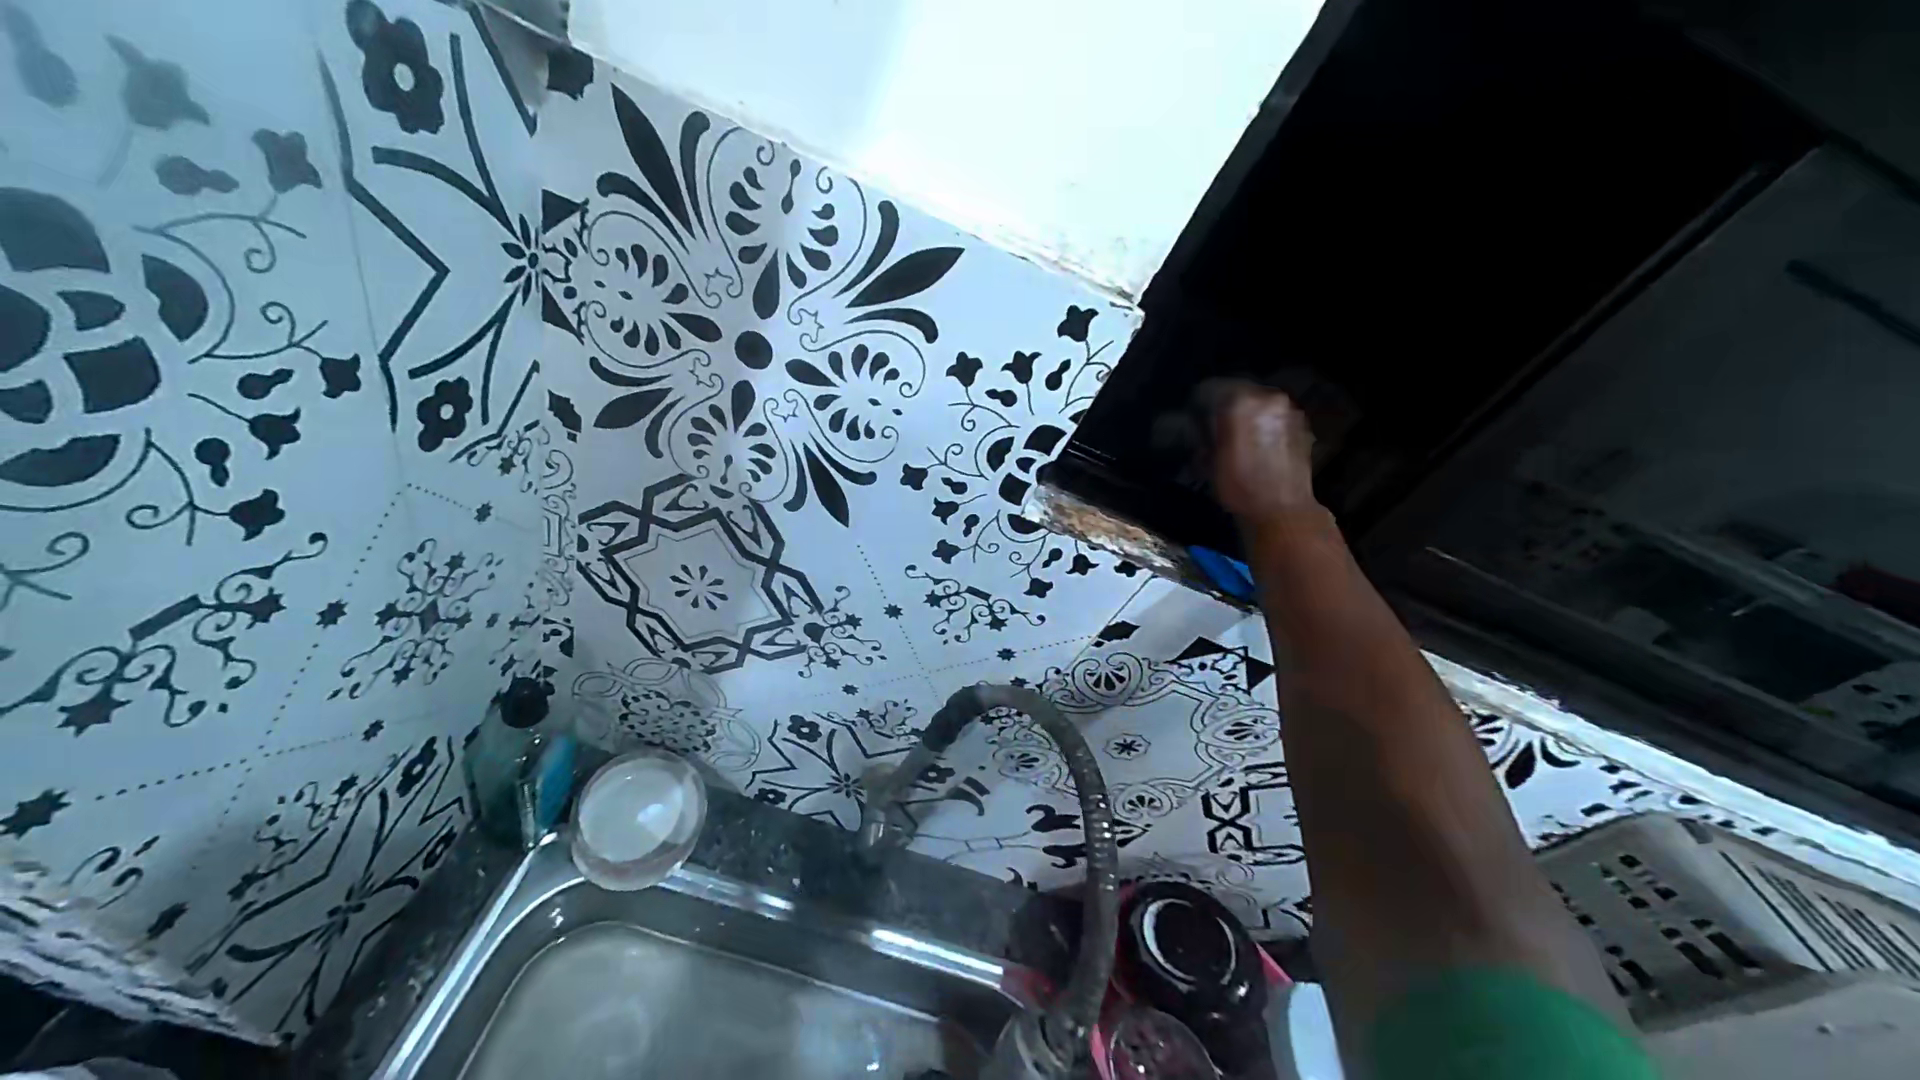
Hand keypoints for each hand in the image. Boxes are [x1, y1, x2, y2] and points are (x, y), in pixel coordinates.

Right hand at [1207, 381, 1318, 525]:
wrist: (1281, 510)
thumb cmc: (1239, 486)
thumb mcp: (1208, 460)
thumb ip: (1202, 433)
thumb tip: (1195, 425)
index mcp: (1242, 402)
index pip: (1211, 388)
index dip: (1198, 405)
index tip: (1192, 420)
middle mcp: (1269, 398)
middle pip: (1238, 393)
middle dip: (1224, 409)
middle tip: (1212, 430)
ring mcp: (1289, 411)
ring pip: (1258, 404)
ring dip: (1245, 417)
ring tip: (1235, 440)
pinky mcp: (1302, 426)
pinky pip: (1274, 417)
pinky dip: (1263, 426)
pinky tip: (1256, 446)